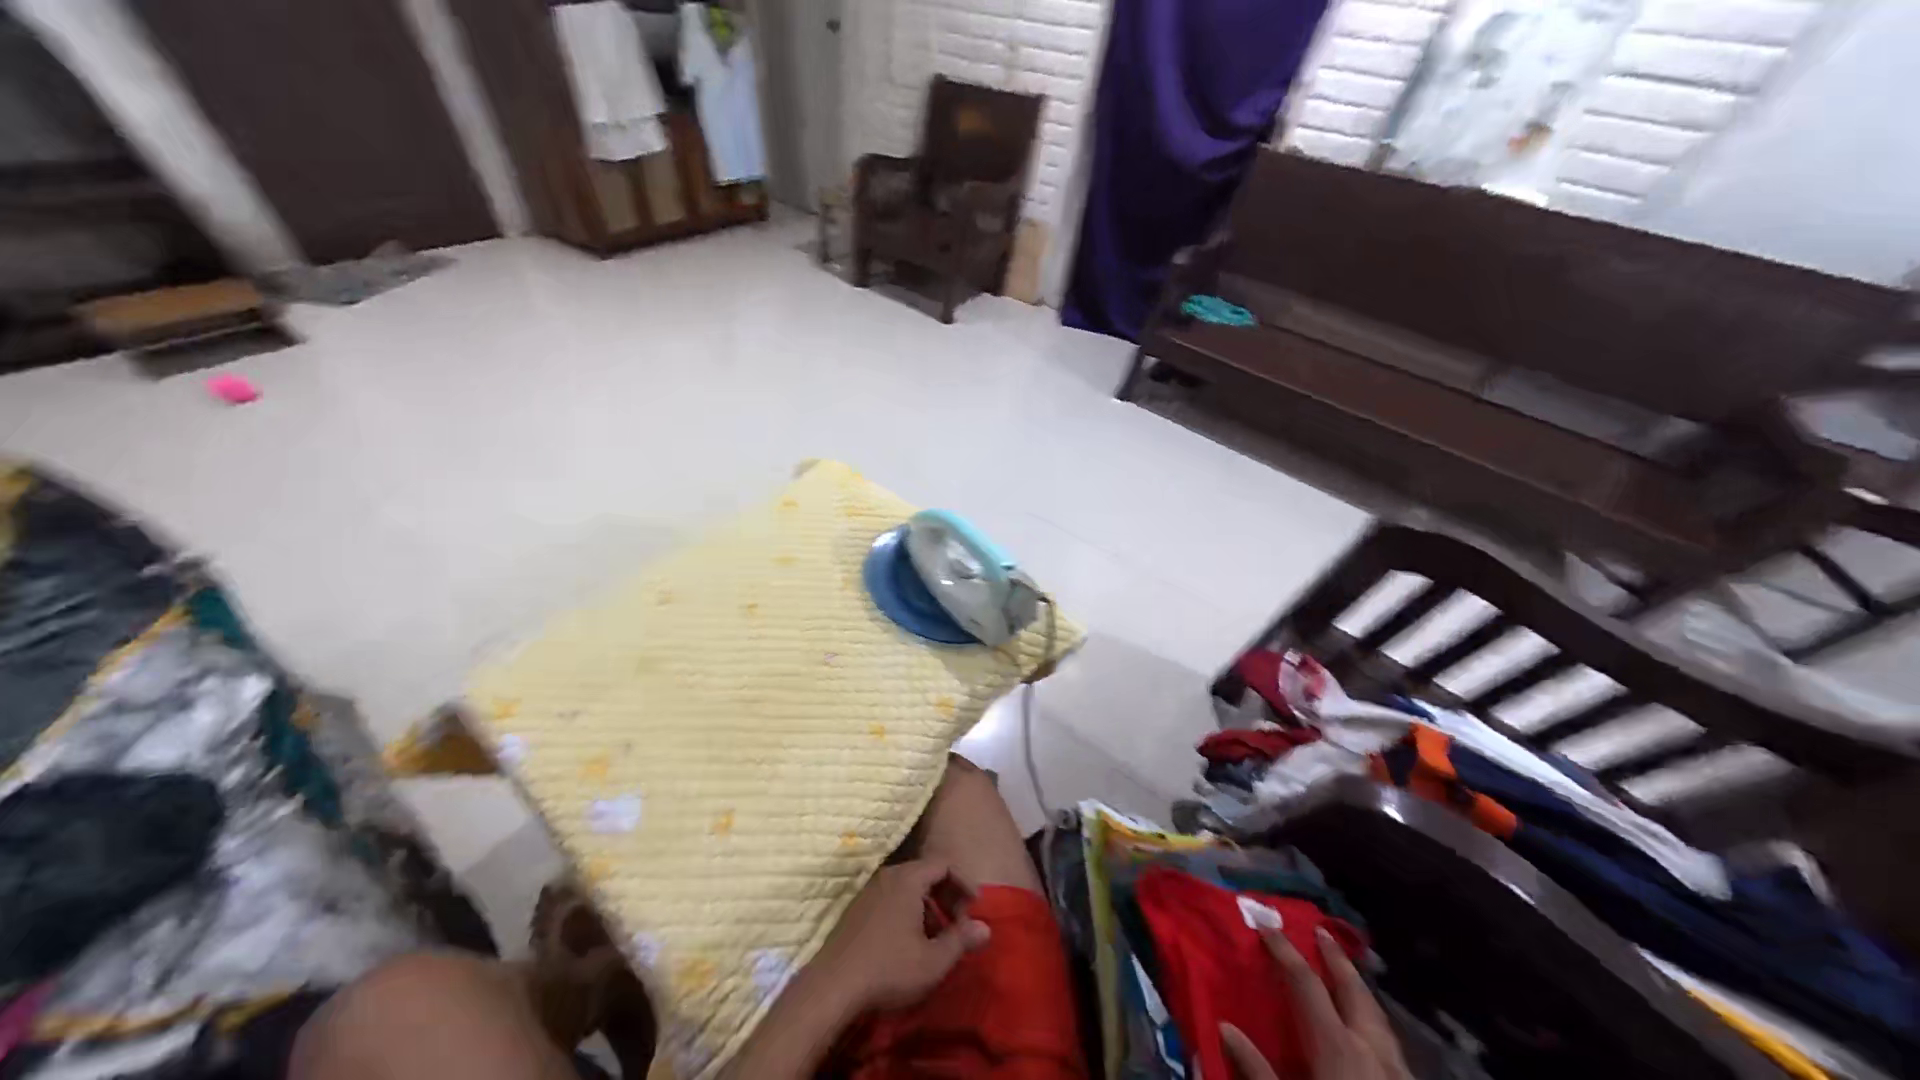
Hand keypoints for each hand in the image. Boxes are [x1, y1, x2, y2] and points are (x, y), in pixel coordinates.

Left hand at [806, 859, 992, 1013]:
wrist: (832, 987)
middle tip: (958, 924)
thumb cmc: (889, 969)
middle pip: (925, 873)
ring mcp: (869, 891)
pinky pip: (891, 899)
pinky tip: (910, 943)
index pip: (943, 864)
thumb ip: (961, 940)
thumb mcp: (933, 961)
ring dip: (928, 906)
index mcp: (908, 879)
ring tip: (937, 938)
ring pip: (907, 888)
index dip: (963, 882)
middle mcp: (888, 876)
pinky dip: (908, 912)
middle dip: (947, 895)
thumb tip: (986, 927)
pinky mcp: (857, 909)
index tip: (974, 908)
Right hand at [1221, 927, 1411, 1079]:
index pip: (1306, 983)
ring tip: (1345, 974)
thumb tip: (1225, 1027)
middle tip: (1320, 931)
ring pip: (1379, 1018)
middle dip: (1336, 959)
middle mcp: (1372, 1051)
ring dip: (1359, 989)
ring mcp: (1398, 1074)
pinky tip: (1369, 1033)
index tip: (1265, 926)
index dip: (1284, 951)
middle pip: (1355, 991)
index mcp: (1338, 1047)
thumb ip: (1257, 1071)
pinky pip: (1390, 1044)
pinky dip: (1373, 1021)